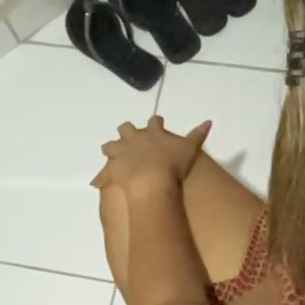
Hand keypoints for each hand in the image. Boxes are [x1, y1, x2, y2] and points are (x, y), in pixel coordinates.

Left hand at [90, 116, 210, 196]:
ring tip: (111, 153)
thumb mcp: (190, 148)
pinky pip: (103, 174)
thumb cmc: (173, 164)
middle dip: (127, 131)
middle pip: (126, 129)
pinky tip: (96, 182)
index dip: (156, 122)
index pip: (154, 121)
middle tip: (129, 136)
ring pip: (110, 146)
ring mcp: (121, 153)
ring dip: (111, 148)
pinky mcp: (113, 169)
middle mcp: (134, 138)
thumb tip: (209, 121)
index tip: (157, 123)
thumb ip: (198, 134)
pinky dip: (100, 178)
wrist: (152, 180)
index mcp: (153, 132)